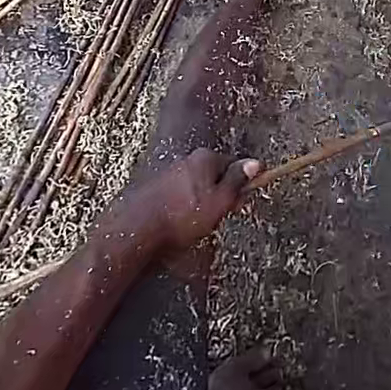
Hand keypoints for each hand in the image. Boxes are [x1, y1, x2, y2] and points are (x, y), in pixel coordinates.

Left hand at [108, 146, 259, 252]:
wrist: (134, 231)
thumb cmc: (181, 216)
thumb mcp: (220, 201)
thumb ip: (238, 181)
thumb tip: (256, 163)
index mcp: (205, 158)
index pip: (233, 165)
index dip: (239, 186)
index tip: (237, 204)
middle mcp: (185, 160)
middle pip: (212, 175)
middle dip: (217, 195)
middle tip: (215, 218)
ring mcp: (167, 173)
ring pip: (193, 187)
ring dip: (197, 203)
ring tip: (193, 226)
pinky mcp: (152, 190)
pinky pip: (175, 197)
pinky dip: (179, 209)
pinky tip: (176, 226)